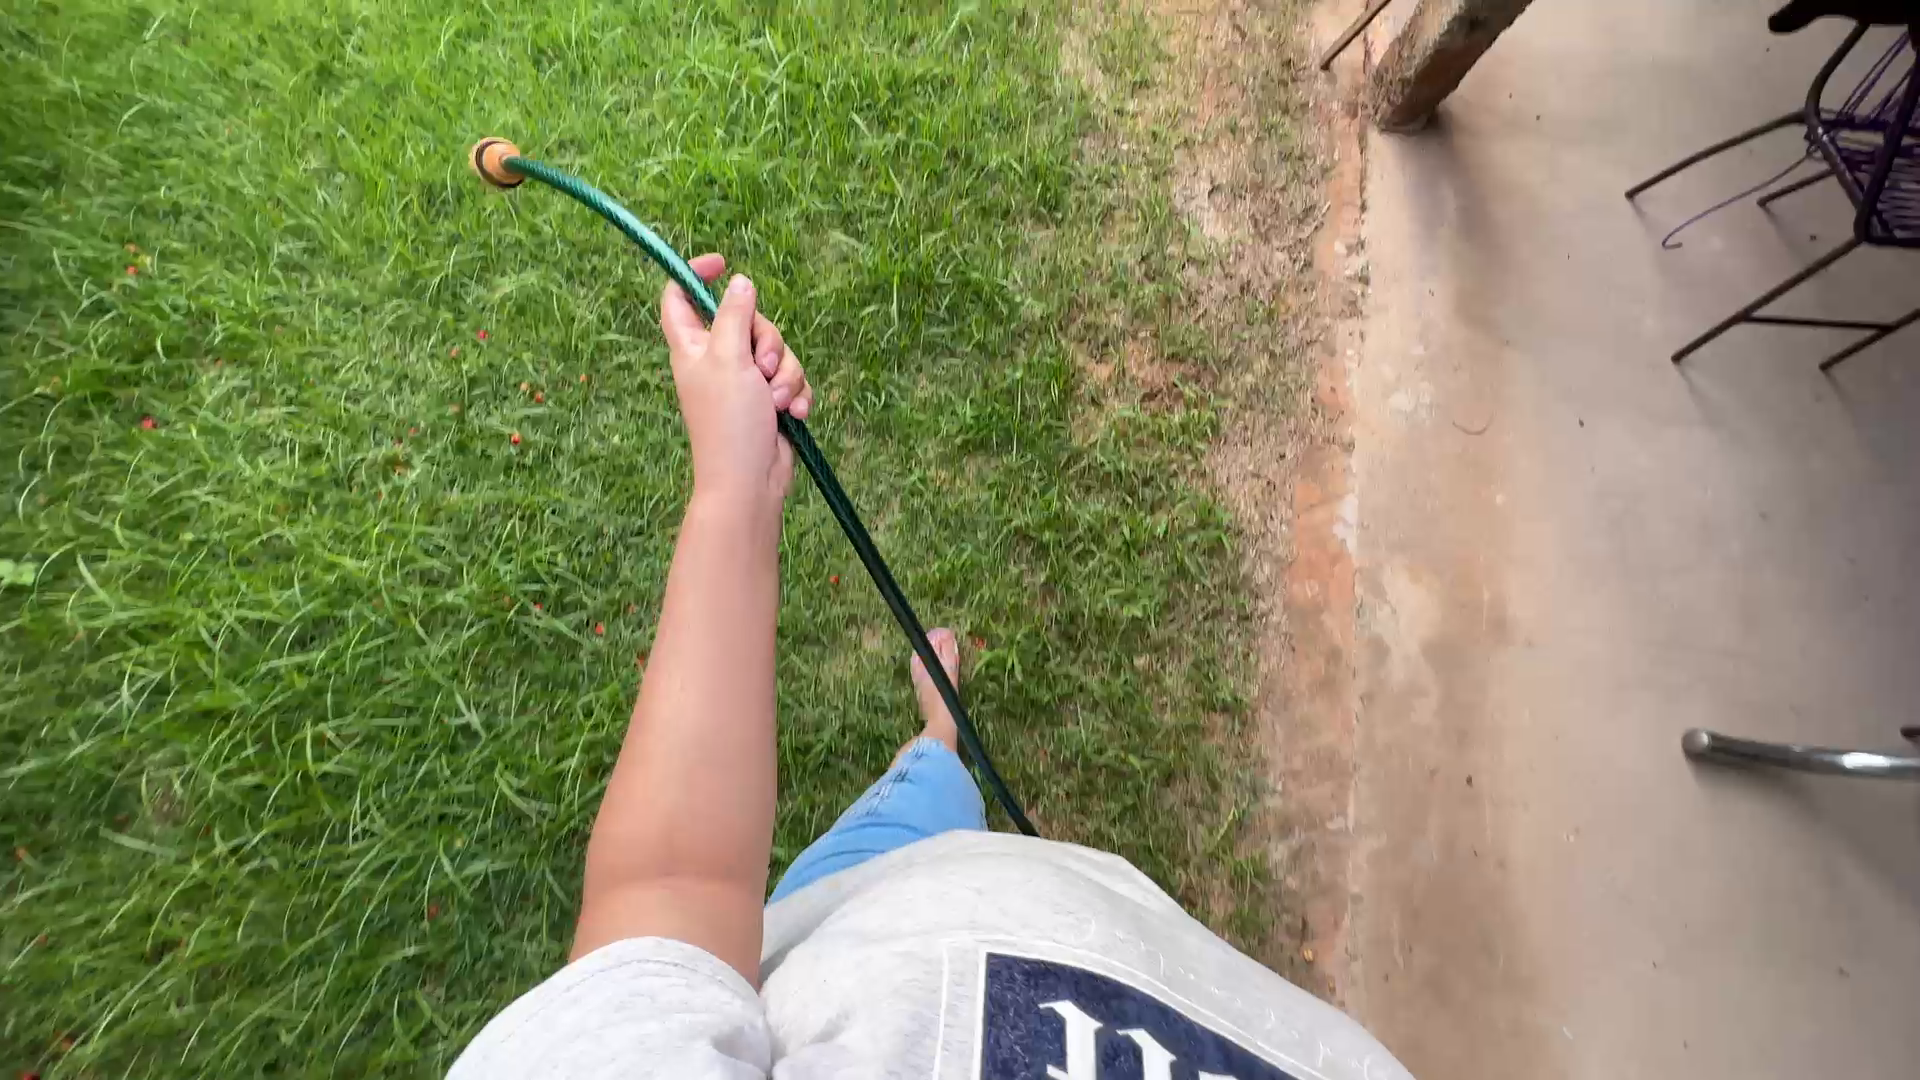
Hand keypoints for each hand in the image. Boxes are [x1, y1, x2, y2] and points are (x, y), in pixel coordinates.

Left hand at [659, 254, 813, 508]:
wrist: (750, 479)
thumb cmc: (729, 422)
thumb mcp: (730, 359)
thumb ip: (734, 315)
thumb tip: (740, 282)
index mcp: (693, 347)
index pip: (681, 297)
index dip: (696, 276)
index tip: (723, 264)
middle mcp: (718, 360)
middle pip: (748, 321)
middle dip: (768, 341)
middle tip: (763, 367)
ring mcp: (746, 382)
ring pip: (777, 352)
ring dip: (787, 375)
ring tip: (779, 401)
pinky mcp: (771, 400)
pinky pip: (792, 380)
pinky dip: (797, 395)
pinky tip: (795, 414)